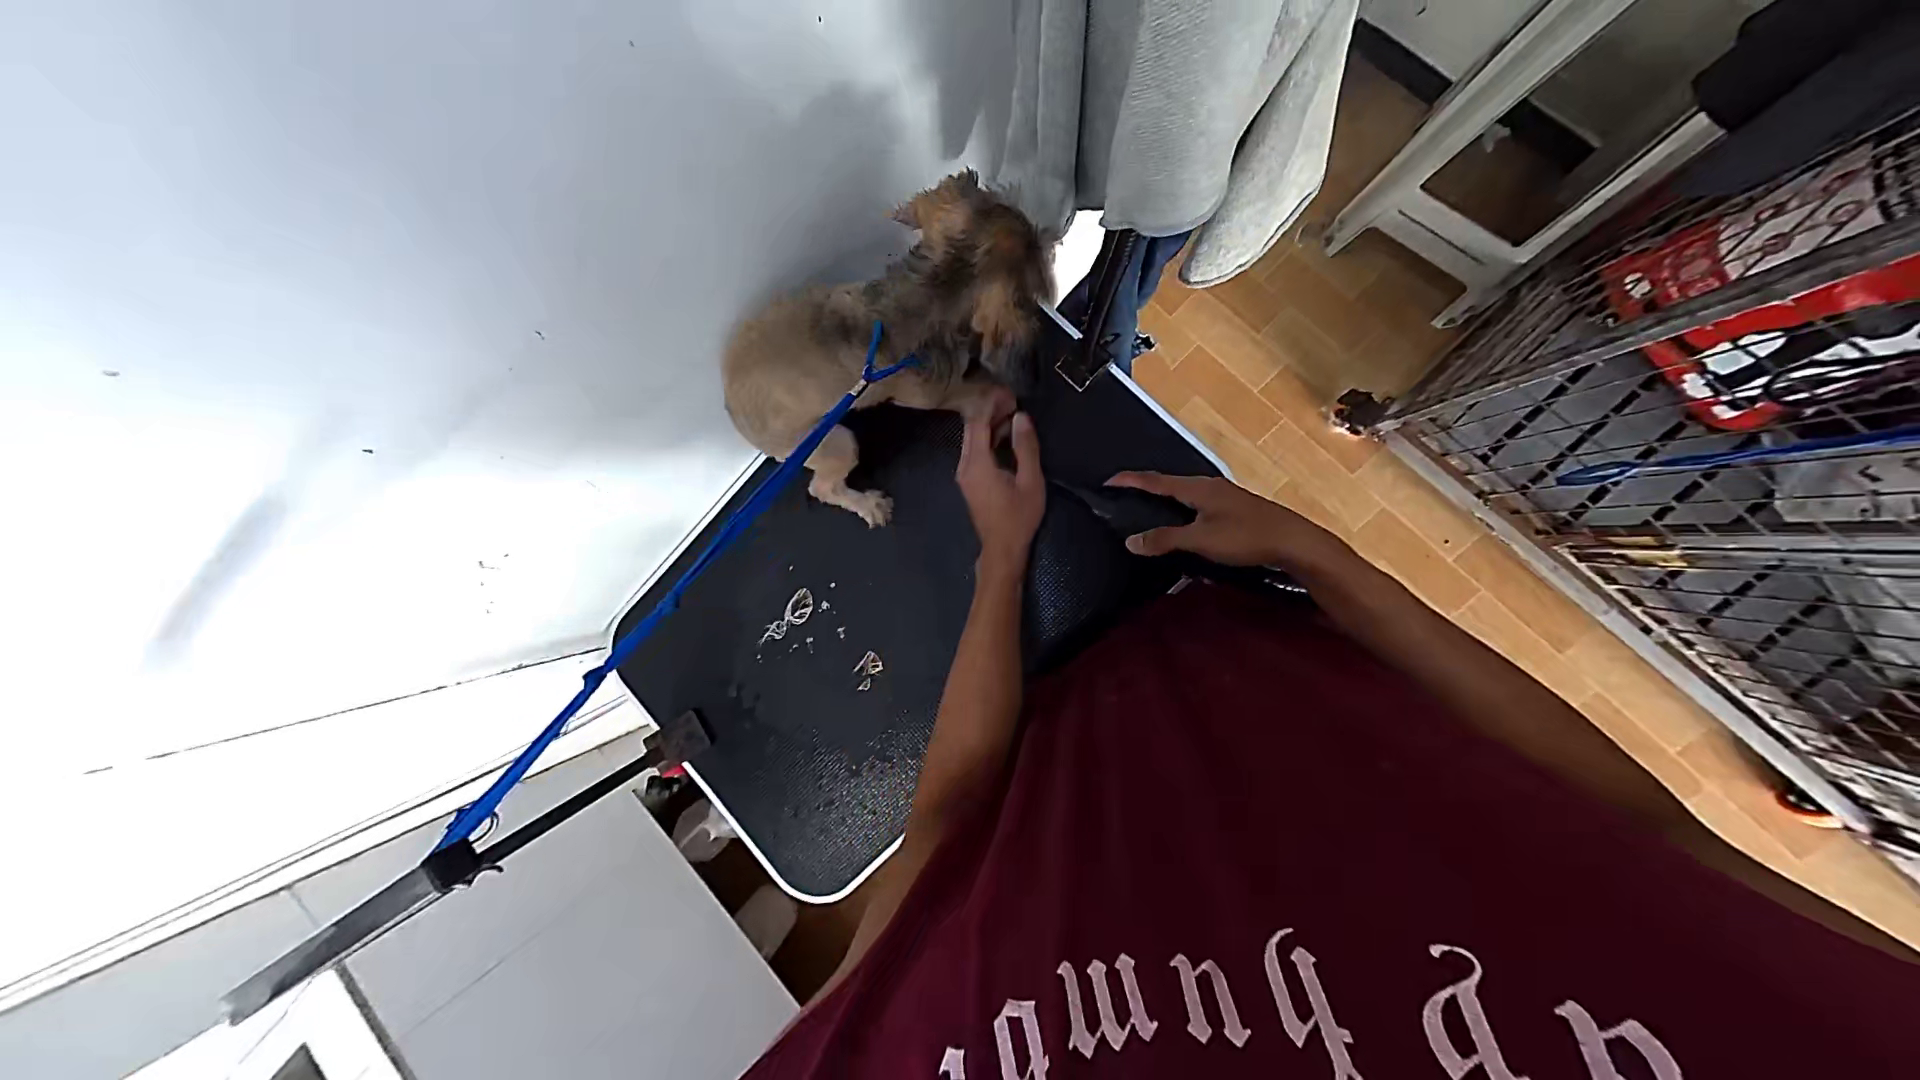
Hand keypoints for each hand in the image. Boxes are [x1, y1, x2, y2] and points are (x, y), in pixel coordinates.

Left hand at [957, 411, 1044, 574]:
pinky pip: (975, 451)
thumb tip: (1022, 417)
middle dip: (990, 411)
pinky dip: (989, 439)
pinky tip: (1006, 435)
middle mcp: (965, 466)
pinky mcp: (969, 481)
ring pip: (973, 440)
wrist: (1002, 548)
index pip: (978, 423)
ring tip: (1013, 414)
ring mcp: (965, 474)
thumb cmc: (1019, 517)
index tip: (1009, 393)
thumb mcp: (1030, 481)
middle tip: (1013, 400)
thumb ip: (1026, 447)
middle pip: (972, 429)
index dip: (991, 404)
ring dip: (990, 425)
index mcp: (977, 464)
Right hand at [1106, 471, 1345, 569]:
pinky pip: (1197, 504)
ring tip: (1146, 509)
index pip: (1155, 480)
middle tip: (1123, 496)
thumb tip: (1130, 541)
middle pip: (1169, 483)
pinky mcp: (1234, 509)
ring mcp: (1224, 496)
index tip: (1107, 481)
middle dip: (1144, 488)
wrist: (1295, 543)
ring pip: (1185, 494)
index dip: (1129, 480)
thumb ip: (1164, 539)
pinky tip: (1182, 524)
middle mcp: (1209, 486)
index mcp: (1197, 488)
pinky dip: (1180, 510)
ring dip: (1164, 500)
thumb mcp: (1200, 540)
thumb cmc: (1246, 537)